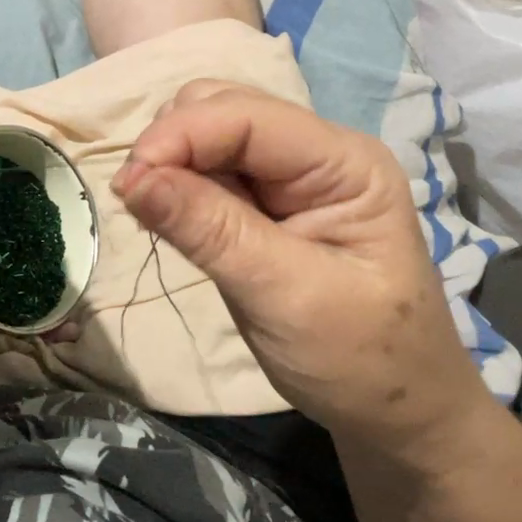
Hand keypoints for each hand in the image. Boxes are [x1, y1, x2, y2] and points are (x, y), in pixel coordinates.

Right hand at [110, 81, 491, 462]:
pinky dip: (176, 183)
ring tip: (156, 214)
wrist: (394, 414)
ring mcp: (289, 173)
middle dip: (172, 143)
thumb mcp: (286, 298)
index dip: (180, 135)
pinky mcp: (264, 199)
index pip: (247, 116)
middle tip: (139, 201)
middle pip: (222, 108)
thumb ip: (211, 232)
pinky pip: (206, 168)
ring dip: (170, 162)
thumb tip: (132, 180)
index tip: (127, 184)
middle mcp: (316, 151)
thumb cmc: (361, 361)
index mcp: (345, 163)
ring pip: (207, 130)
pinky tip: (170, 217)